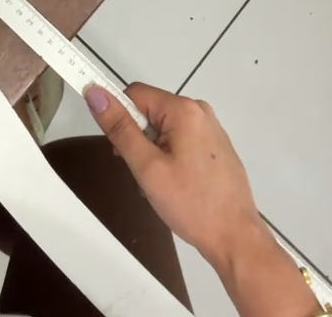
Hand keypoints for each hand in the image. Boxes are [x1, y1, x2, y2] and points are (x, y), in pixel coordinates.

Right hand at [85, 83, 261, 262]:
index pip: (135, 94)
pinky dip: (170, 157)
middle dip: (137, 139)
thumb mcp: (147, 168)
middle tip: (141, 173)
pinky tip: (175, 186)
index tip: (118, 150)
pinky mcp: (216, 146)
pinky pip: (181, 140)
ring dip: (152, 152)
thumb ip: (120, 128)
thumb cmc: (191, 204)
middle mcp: (199, 111)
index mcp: (183, 109)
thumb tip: (95, 92)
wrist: (237, 239)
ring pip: (164, 129)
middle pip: (150, 112)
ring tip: (158, 185)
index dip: (120, 118)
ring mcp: (211, 129)